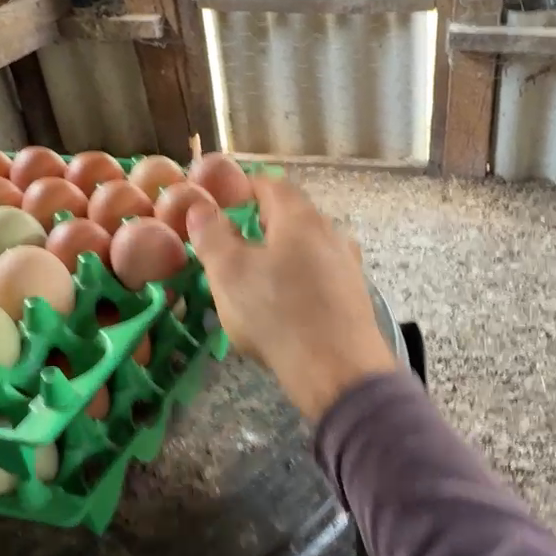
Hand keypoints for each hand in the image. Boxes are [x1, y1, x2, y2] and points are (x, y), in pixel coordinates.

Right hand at [187, 176, 396, 419]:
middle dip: (263, 223)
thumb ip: (212, 236)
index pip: (271, 184)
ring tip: (258, 277)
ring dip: (283, 254)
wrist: (339, 370)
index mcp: (300, 217)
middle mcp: (331, 232)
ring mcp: (348, 265)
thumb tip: (200, 208)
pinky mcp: (355, 297)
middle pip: (293, 216)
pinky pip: (321, 277)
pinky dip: (301, 281)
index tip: (222, 202)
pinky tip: (287, 305)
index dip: (244, 188)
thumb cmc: (277, 314)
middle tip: (234, 242)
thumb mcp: (229, 273)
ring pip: (309, 248)